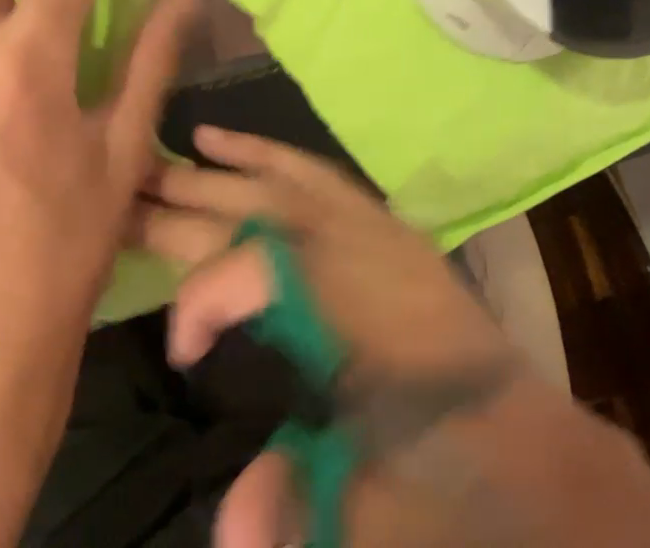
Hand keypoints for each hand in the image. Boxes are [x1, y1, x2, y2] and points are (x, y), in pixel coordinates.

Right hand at [139, 127, 516, 546]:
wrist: (533, 453)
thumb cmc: (447, 476)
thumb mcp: (374, 501)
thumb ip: (295, 498)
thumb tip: (229, 528)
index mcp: (361, 316)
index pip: (260, 268)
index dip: (204, 298)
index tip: (182, 353)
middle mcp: (366, 254)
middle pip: (255, 210)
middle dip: (180, 207)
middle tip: (116, 201)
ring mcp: (377, 232)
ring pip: (279, 182)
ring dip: (213, 173)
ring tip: (154, 160)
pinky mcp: (386, 228)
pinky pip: (318, 175)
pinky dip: (268, 154)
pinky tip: (225, 141)